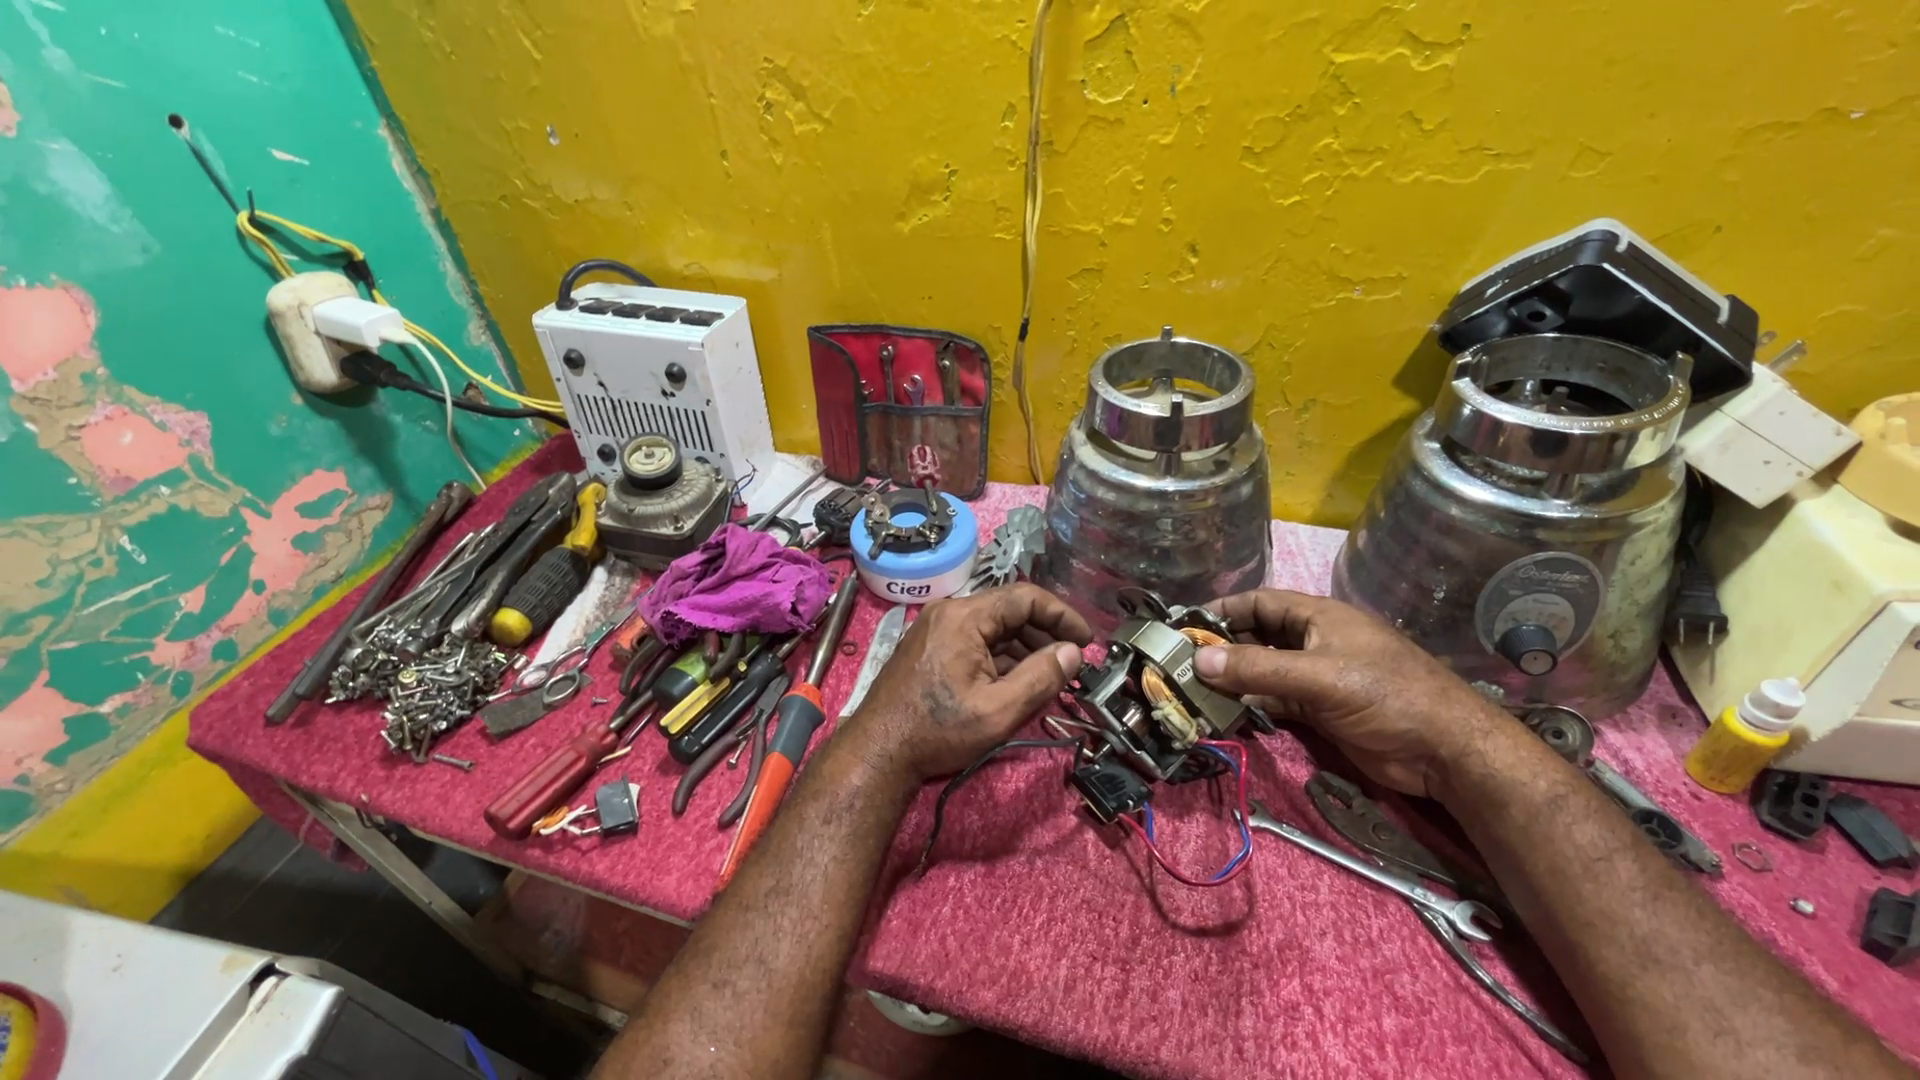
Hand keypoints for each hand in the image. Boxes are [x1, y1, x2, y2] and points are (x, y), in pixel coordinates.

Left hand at [844, 584, 1091, 783]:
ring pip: (993, 627)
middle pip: (1009, 610)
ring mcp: (936, 629)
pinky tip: (1018, 682)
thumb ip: (1041, 678)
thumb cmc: (937, 732)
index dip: (1062, 615)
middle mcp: (948, 613)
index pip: (1025, 597)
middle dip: (1045, 634)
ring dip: (1025, 647)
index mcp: (963, 617)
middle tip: (1072, 663)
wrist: (878, 752)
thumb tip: (1073, 652)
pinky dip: (1001, 656)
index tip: (1087, 640)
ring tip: (1050, 676)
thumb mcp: (998, 711)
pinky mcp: (930, 648)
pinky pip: (976, 640)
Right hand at [1195, 589, 1510, 796]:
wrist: (1445, 750)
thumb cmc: (1386, 695)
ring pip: (1264, 671)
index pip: (1260, 602)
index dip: (1223, 610)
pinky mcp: (1321, 709)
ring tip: (1193, 690)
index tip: (1184, 626)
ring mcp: (1318, 676)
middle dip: (1222, 648)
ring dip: (1233, 680)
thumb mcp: (1319, 677)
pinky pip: (1276, 701)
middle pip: (1258, 637)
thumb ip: (1258, 670)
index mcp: (1319, 617)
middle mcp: (1315, 641)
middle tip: (1181, 663)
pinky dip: (1252, 706)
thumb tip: (1198, 660)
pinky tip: (1226, 714)